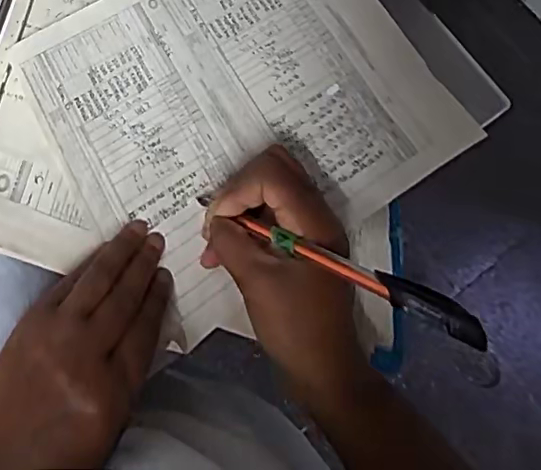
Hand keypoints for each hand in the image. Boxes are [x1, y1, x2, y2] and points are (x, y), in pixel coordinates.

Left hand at [0, 221, 172, 469]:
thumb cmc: (57, 450)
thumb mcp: (108, 425)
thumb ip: (127, 376)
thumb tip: (144, 325)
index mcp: (109, 393)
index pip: (143, 333)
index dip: (156, 300)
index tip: (165, 277)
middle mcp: (85, 357)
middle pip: (123, 300)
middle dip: (142, 267)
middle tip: (156, 242)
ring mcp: (56, 333)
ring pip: (97, 282)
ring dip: (119, 252)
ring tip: (136, 231)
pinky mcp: (33, 320)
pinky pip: (68, 284)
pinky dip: (88, 264)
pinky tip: (102, 253)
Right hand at [201, 145, 370, 400]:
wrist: (326, 373)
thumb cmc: (295, 329)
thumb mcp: (256, 282)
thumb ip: (231, 240)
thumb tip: (214, 220)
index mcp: (313, 221)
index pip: (270, 174)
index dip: (236, 191)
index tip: (217, 225)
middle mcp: (316, 213)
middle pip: (273, 166)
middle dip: (238, 189)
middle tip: (218, 223)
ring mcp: (311, 224)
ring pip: (269, 184)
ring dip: (239, 205)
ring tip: (217, 241)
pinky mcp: (302, 236)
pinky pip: (270, 207)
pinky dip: (246, 218)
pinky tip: (227, 247)